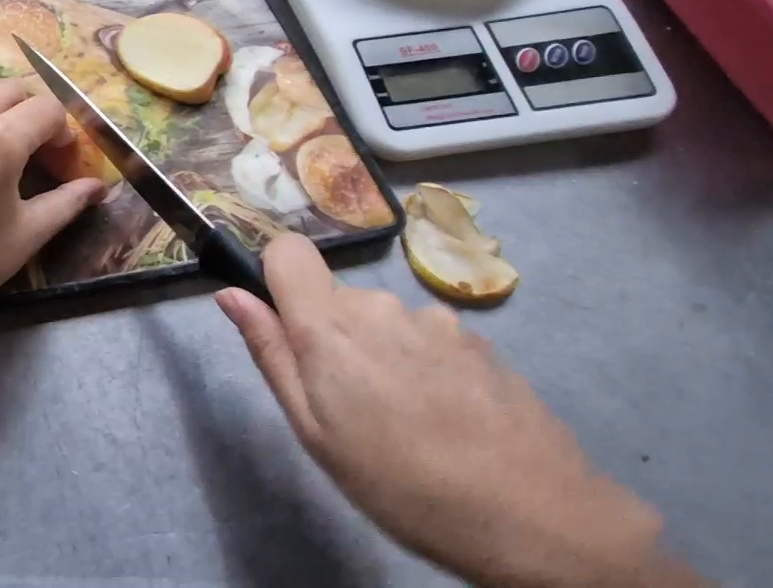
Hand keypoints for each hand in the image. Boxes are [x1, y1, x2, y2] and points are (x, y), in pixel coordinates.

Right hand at [217, 234, 699, 587]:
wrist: (542, 522)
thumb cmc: (402, 482)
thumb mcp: (313, 430)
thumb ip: (270, 352)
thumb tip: (230, 295)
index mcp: (328, 324)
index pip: (287, 250)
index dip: (277, 274)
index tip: (285, 319)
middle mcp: (380, 307)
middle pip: (336, 297)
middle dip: (333, 334)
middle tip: (351, 401)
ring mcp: (437, 322)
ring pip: (385, 321)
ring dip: (383, 352)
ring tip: (407, 417)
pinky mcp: (482, 343)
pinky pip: (430, 340)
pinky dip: (426, 366)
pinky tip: (449, 419)